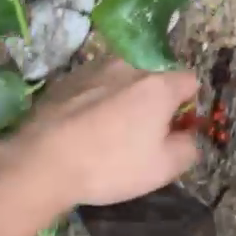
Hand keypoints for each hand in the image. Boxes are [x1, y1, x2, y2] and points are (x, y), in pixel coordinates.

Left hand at [0, 60, 200, 210]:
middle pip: (154, 77)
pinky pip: (96, 84)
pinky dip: (97, 99)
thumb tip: (187, 136)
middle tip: (141, 134)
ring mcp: (96, 67)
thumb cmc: (111, 164)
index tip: (175, 128)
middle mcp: (129, 65)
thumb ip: (187, 148)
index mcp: (158, 85)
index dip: (188, 104)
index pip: (189, 80)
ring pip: (123, 78)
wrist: (45, 158)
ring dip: (124, 97)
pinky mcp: (70, 76)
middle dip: (154, 100)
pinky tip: (84, 127)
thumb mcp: (162, 169)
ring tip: (108, 132)